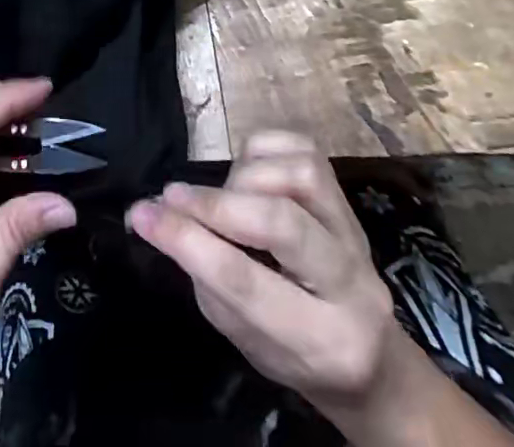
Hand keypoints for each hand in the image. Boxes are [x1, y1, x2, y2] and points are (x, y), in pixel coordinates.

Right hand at [128, 132, 513, 446]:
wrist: (373, 361)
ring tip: (220, 198)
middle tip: (170, 198)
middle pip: (281, 221)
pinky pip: (306, 153)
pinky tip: (245, 175)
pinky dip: (264, 153)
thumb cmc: (291, 355)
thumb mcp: (240, 334)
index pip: (244, 280)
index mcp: (319, 339)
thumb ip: (202, 275)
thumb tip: (154, 216)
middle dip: (213, 203)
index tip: (140, 214)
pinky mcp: (349, 202)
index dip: (185, 240)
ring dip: (242, 179)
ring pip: (299, 175)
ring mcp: (356, 235)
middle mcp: (351, 284)